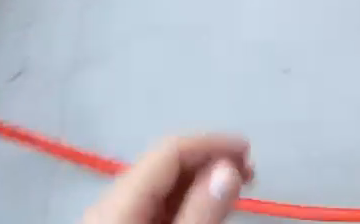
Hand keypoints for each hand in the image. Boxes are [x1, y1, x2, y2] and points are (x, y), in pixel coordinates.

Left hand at [82, 135, 251, 223]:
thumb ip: (199, 212)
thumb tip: (229, 168)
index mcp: (116, 202)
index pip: (169, 150)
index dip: (211, 142)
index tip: (248, 150)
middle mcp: (109, 205)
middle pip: (165, 166)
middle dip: (209, 162)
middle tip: (249, 171)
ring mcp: (112, 220)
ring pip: (162, 188)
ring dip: (200, 182)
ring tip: (236, 188)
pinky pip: (156, 207)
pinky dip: (185, 202)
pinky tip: (205, 207)